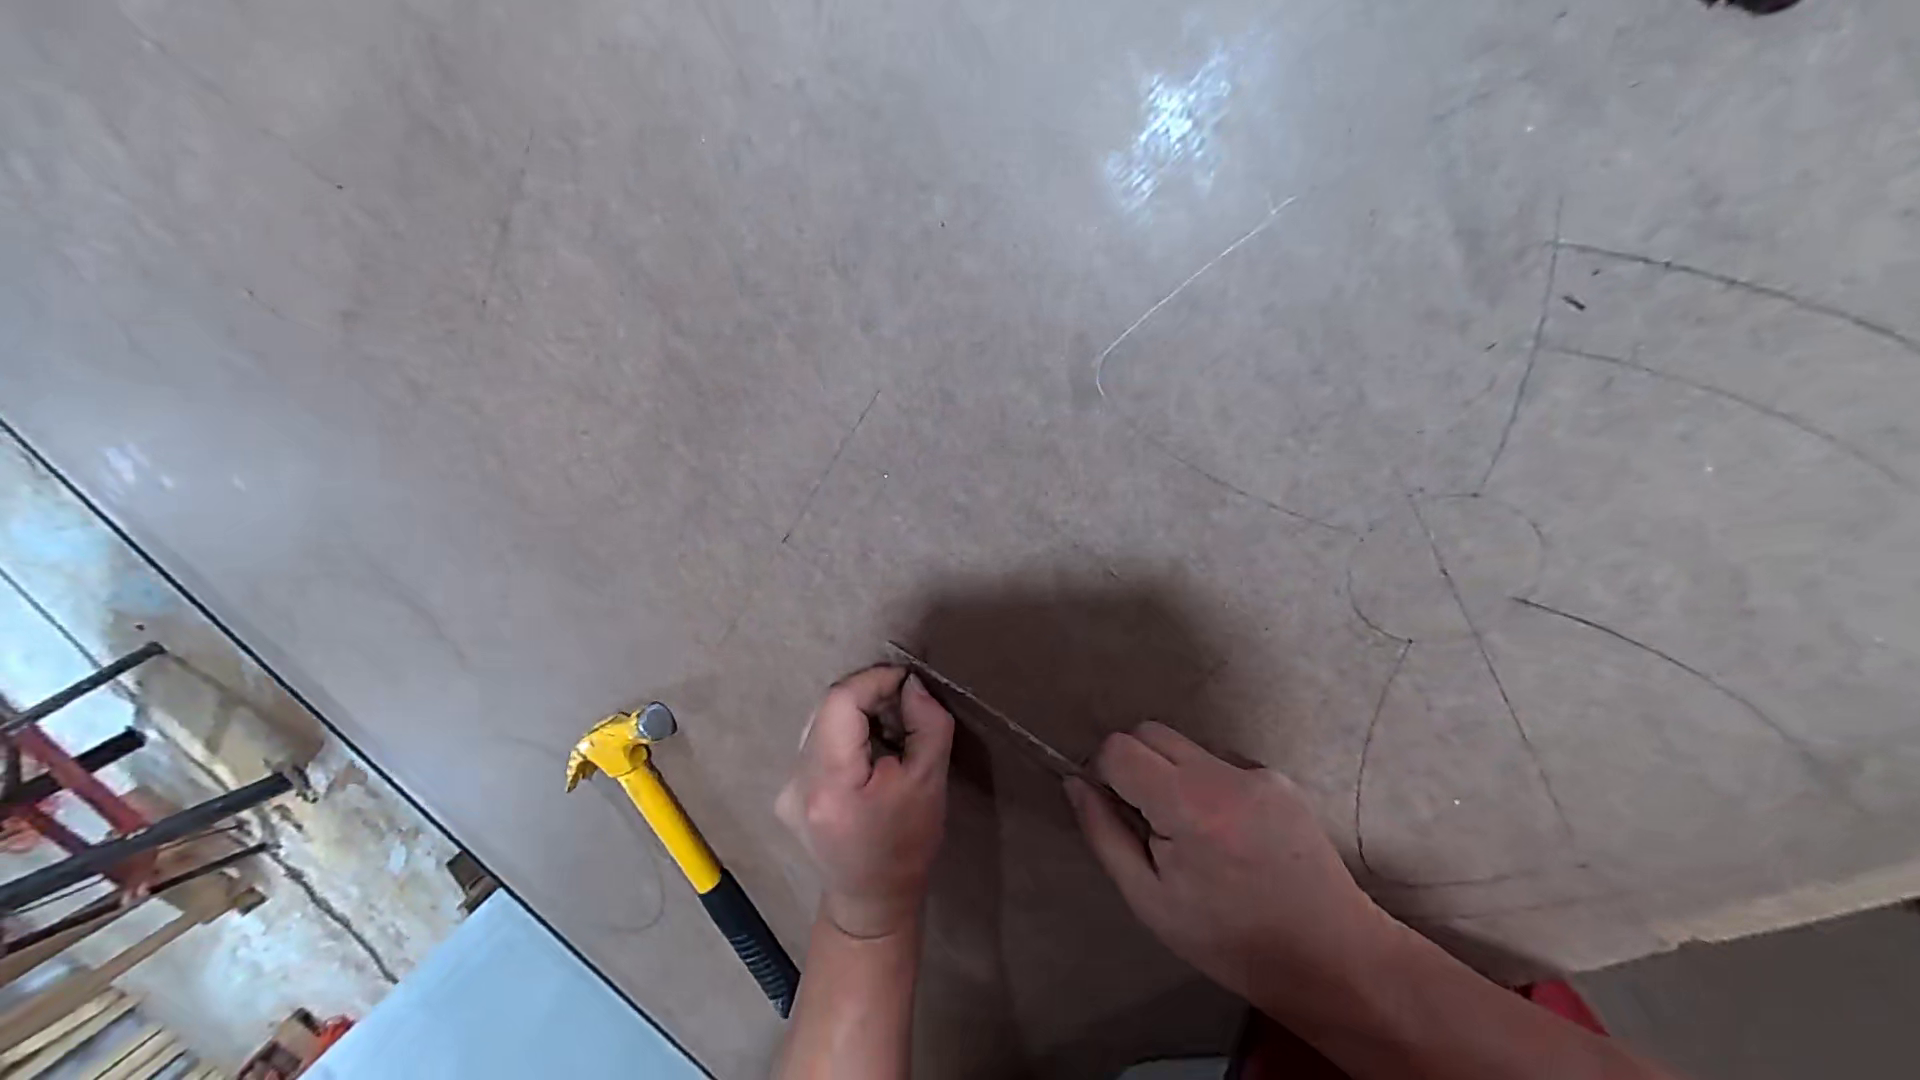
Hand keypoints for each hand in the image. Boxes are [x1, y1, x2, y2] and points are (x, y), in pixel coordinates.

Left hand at [777, 666, 954, 938]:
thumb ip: (928, 724)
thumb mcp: (931, 782)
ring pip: (822, 722)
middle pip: (828, 709)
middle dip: (869, 695)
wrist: (873, 902)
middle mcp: (797, 780)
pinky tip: (870, 753)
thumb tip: (912, 685)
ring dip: (858, 713)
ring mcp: (787, 787)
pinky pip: (818, 742)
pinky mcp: (789, 792)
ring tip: (891, 730)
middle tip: (905, 704)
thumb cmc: (907, 845)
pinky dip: (846, 734)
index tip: (907, 681)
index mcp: (829, 782)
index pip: (840, 701)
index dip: (874, 680)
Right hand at [1066, 722, 1397, 1012]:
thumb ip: (1103, 833)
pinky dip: (1204, 783)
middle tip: (1145, 816)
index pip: (1120, 747)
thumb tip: (1073, 782)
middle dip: (1133, 762)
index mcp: (1188, 807)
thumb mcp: (1149, 900)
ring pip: (1184, 744)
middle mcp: (1224, 776)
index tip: (1113, 805)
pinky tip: (1224, 830)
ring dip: (1169, 771)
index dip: (1103, 770)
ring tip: (1189, 828)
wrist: (1332, 958)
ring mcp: (1257, 773)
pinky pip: (1218, 761)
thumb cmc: (1229, 941)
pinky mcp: (1278, 778)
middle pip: (1149, 731)